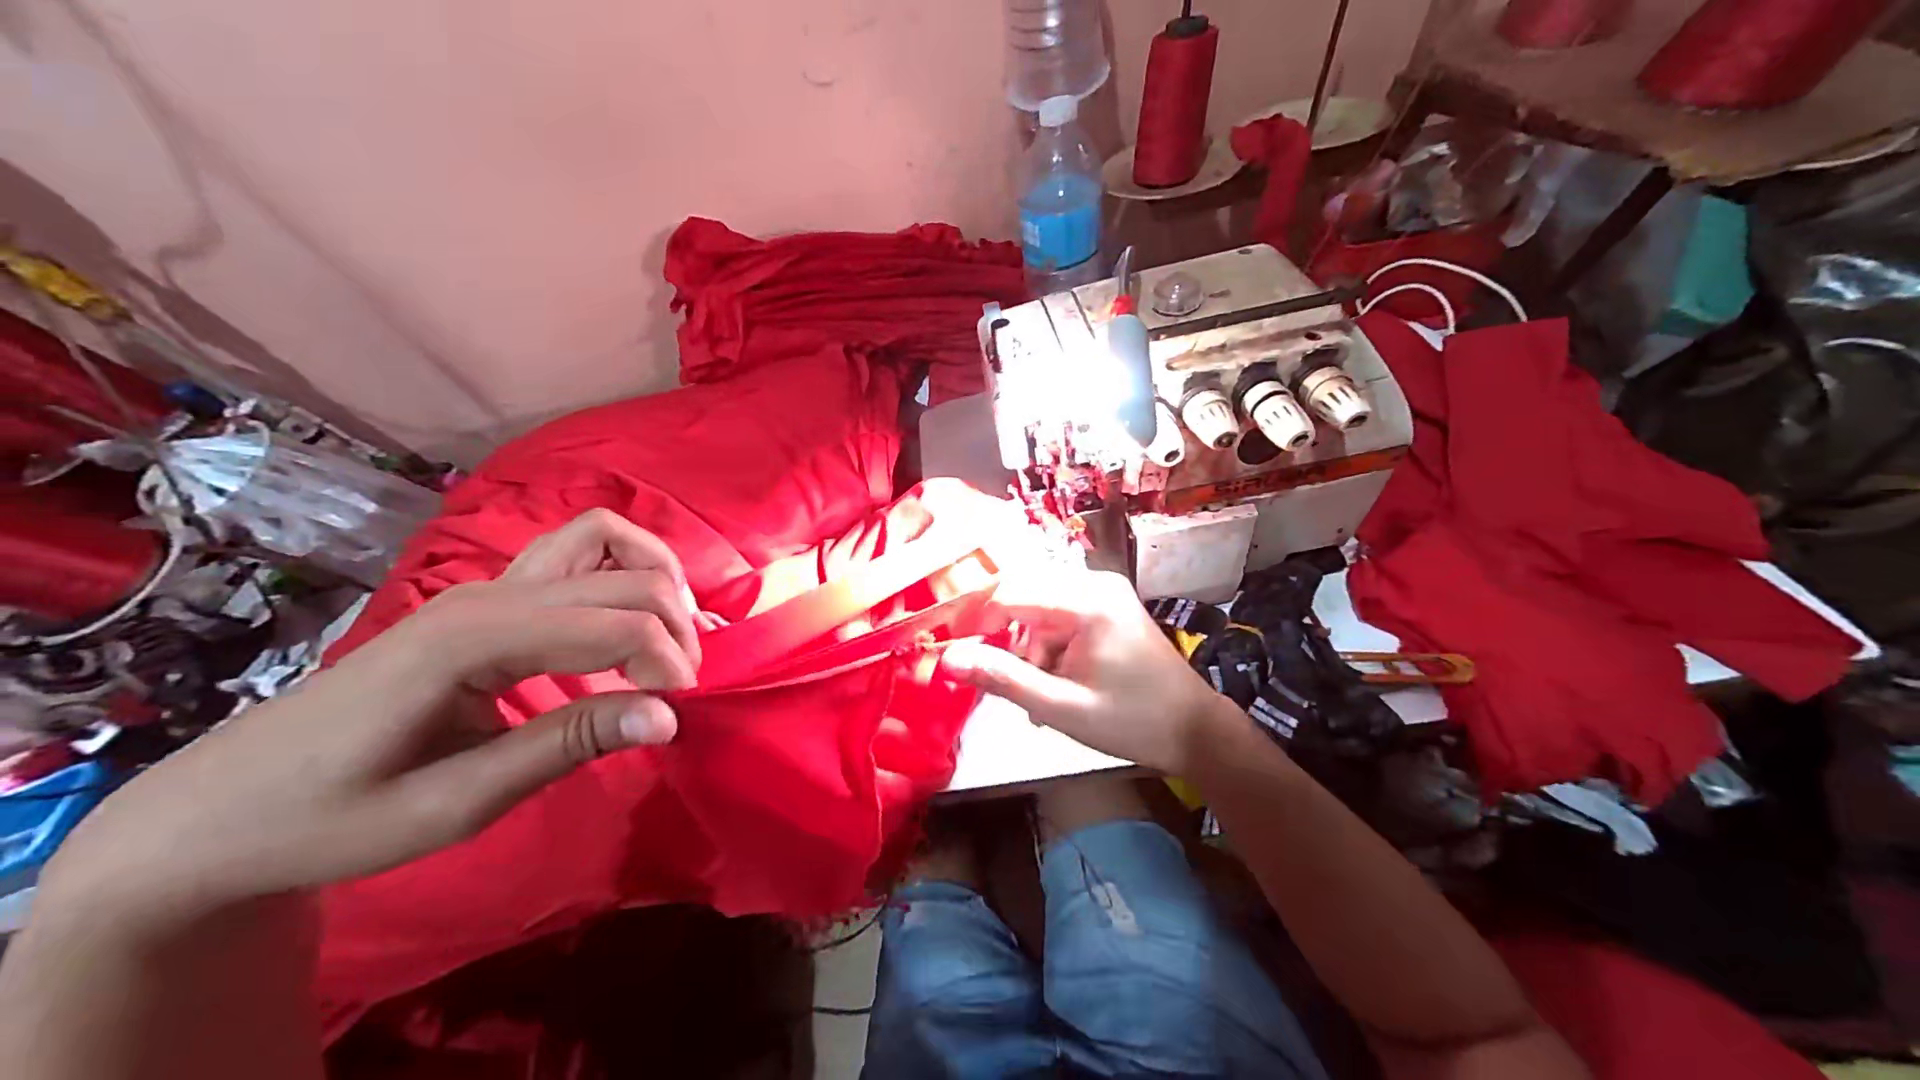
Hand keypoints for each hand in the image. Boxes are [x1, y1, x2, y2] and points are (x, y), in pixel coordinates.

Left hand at [38, 510, 700, 918]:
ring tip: (672, 638)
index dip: (668, 663)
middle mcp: (488, 594)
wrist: (221, 809)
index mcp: (473, 639)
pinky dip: (623, 572)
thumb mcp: (454, 804)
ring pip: (602, 538)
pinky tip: (629, 620)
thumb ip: (566, 747)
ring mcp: (485, 589)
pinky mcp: (485, 601)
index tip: (680, 715)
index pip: (613, 624)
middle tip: (680, 691)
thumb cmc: (331, 817)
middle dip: (674, 626)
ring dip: (654, 578)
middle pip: (622, 577)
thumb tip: (668, 717)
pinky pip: (576, 555)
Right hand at [939, 568, 1229, 773]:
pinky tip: (1057, 683)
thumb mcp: (1062, 707)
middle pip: (1024, 599)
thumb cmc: (1132, 721)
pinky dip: (1049, 649)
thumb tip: (949, 659)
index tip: (963, 657)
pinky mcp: (1108, 608)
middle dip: (1010, 642)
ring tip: (1041, 698)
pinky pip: (1060, 618)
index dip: (980, 623)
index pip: (1011, 594)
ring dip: (1031, 651)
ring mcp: (1105, 593)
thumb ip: (1004, 679)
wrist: (1194, 731)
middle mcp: (1096, 584)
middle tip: (1011, 684)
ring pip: (1039, 611)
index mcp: (1088, 601)